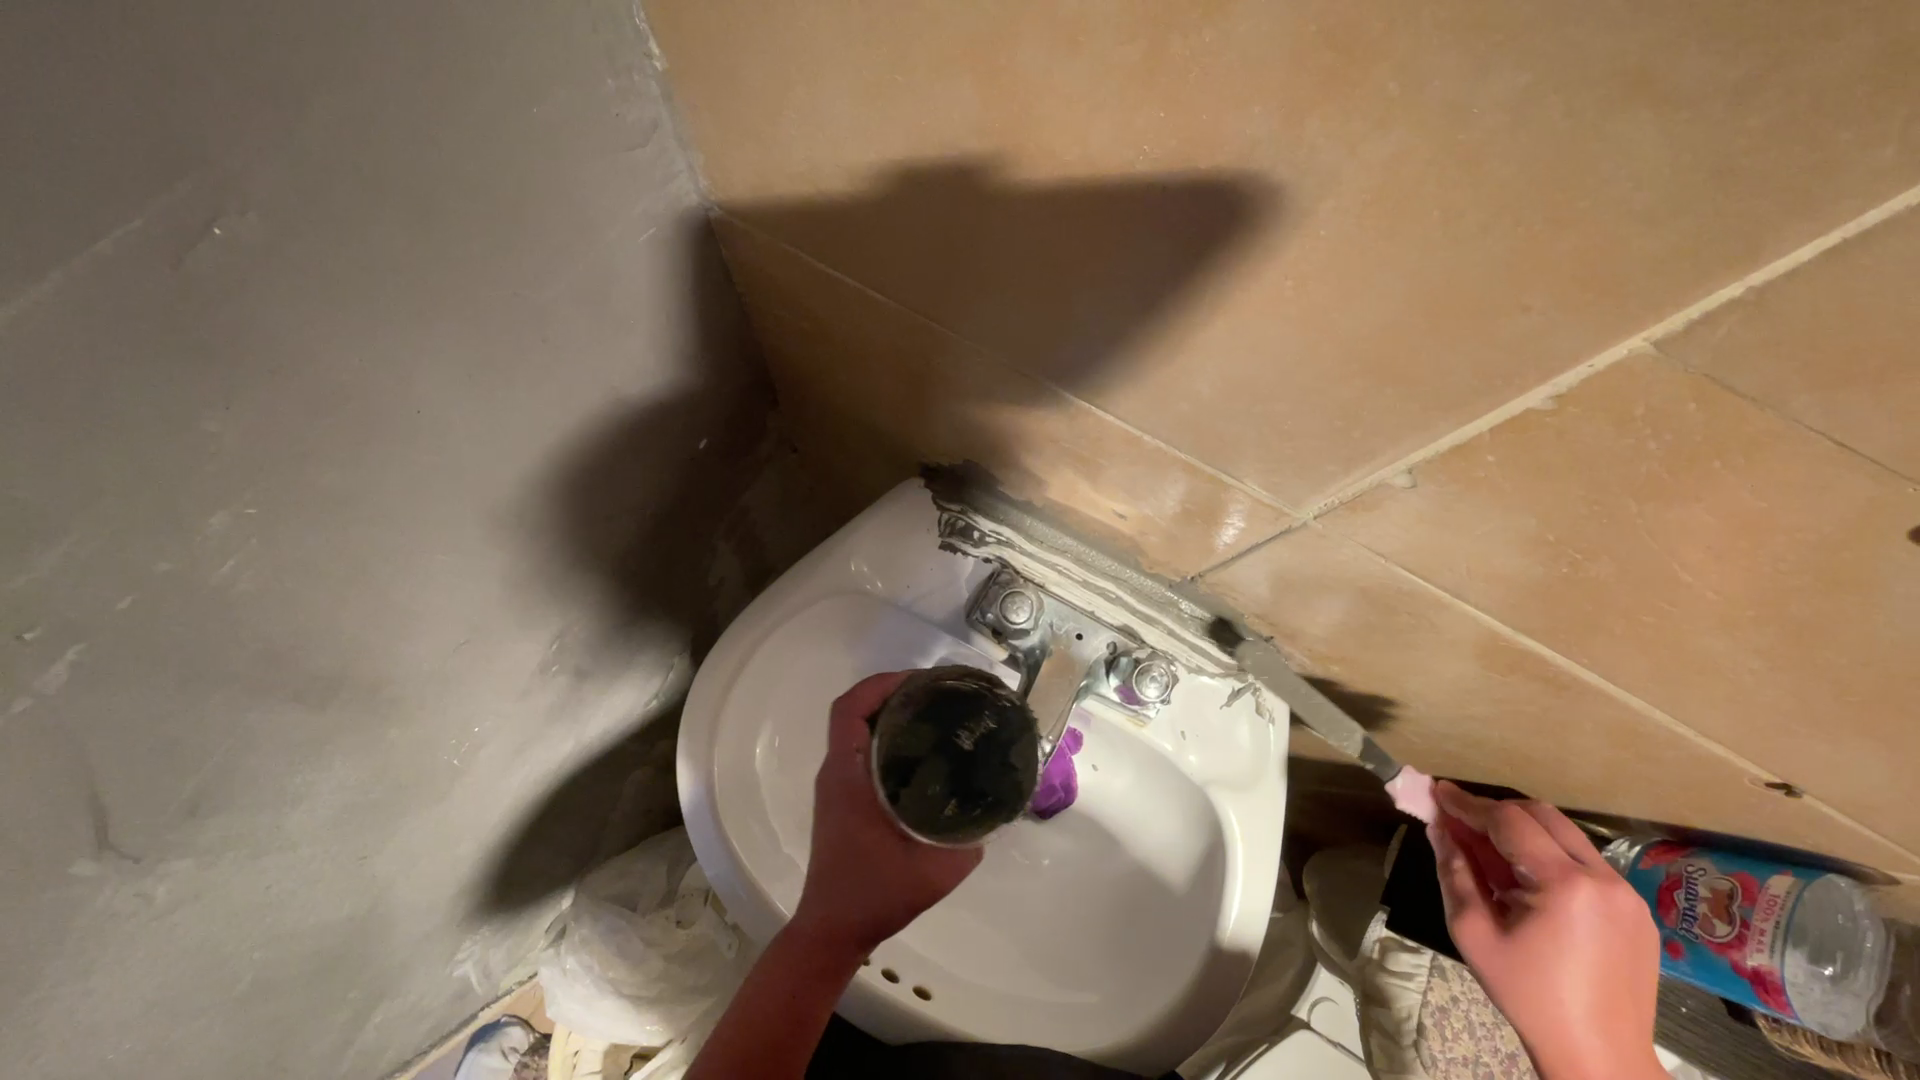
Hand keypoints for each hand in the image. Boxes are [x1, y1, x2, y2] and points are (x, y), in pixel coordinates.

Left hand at [790, 671, 983, 954]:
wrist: (832, 931)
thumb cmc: (873, 896)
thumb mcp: (931, 872)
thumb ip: (967, 841)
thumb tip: (994, 809)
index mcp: (847, 777)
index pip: (849, 708)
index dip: (882, 684)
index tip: (923, 681)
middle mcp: (835, 772)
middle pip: (855, 710)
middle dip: (895, 691)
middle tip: (940, 693)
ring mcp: (835, 786)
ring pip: (857, 729)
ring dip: (890, 713)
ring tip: (937, 713)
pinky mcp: (841, 799)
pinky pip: (860, 750)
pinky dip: (887, 737)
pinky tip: (923, 752)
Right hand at [1430, 781, 1664, 1079]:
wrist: (1599, 1054)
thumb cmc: (1527, 995)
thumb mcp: (1473, 932)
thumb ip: (1454, 871)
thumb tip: (1439, 828)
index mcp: (1565, 884)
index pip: (1509, 820)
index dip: (1468, 803)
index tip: (1436, 791)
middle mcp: (1604, 878)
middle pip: (1542, 816)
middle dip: (1496, 811)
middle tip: (1459, 818)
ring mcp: (1628, 894)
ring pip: (1567, 837)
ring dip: (1524, 832)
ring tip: (1489, 851)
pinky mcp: (1638, 912)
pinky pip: (1587, 865)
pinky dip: (1551, 857)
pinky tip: (1527, 883)